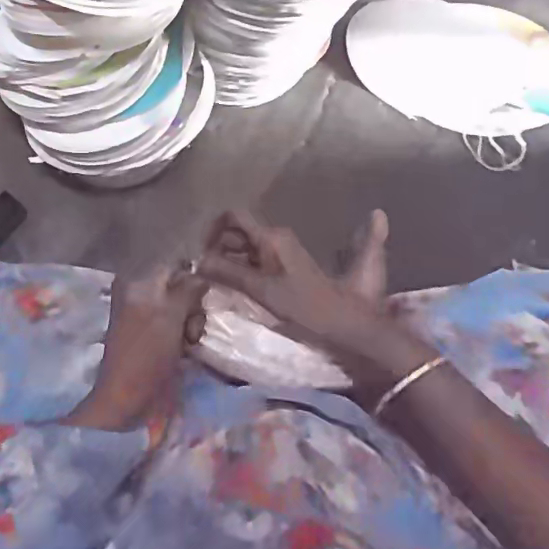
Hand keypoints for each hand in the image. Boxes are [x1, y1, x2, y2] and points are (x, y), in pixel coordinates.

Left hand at [62, 268, 208, 431]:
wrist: (128, 398)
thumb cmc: (146, 352)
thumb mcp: (169, 316)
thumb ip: (186, 290)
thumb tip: (201, 274)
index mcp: (135, 282)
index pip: (171, 265)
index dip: (191, 277)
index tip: (204, 293)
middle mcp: (140, 293)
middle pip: (180, 286)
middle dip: (193, 304)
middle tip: (190, 326)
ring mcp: (149, 315)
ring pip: (184, 306)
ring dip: (193, 321)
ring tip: (189, 341)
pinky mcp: (157, 335)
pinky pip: (180, 323)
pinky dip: (188, 333)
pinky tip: (189, 348)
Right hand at [196, 210, 432, 388]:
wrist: (353, 332)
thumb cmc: (309, 308)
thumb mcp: (263, 291)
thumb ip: (227, 273)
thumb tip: (196, 261)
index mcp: (272, 237)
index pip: (233, 217)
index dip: (213, 229)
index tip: (203, 252)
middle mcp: (278, 239)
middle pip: (238, 233)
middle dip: (219, 248)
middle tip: (206, 272)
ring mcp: (285, 255)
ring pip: (247, 249)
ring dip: (229, 261)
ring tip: (217, 282)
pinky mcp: (289, 273)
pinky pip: (257, 263)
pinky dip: (243, 271)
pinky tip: (237, 289)